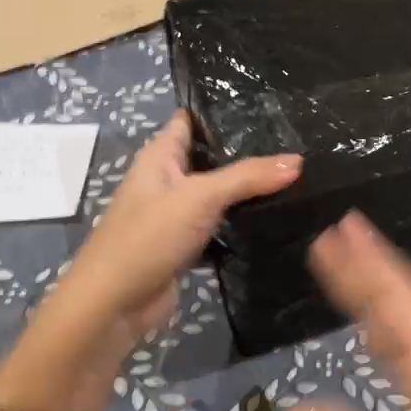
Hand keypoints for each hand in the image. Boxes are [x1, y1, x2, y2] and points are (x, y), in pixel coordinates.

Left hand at [0, 114, 298, 410]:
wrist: (112, 308)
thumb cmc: (146, 238)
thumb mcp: (200, 198)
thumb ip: (249, 176)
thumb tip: (298, 160)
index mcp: (160, 156)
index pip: (193, 119)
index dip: (224, 109)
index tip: (270, 102)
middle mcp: (167, 179)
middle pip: (212, 156)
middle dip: (248, 150)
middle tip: (297, 140)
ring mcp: (176, 213)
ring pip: (220, 192)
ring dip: (249, 188)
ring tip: (298, 174)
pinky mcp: (186, 245)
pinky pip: (221, 224)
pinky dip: (243, 222)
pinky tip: (277, 215)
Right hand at [272, 213, 410, 410]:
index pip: (399, 305)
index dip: (370, 264)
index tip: (341, 228)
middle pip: (404, 302)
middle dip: (370, 264)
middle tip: (334, 230)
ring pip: (408, 321)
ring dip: (377, 287)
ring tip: (345, 259)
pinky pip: (410, 347)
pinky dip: (385, 324)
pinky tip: (369, 324)